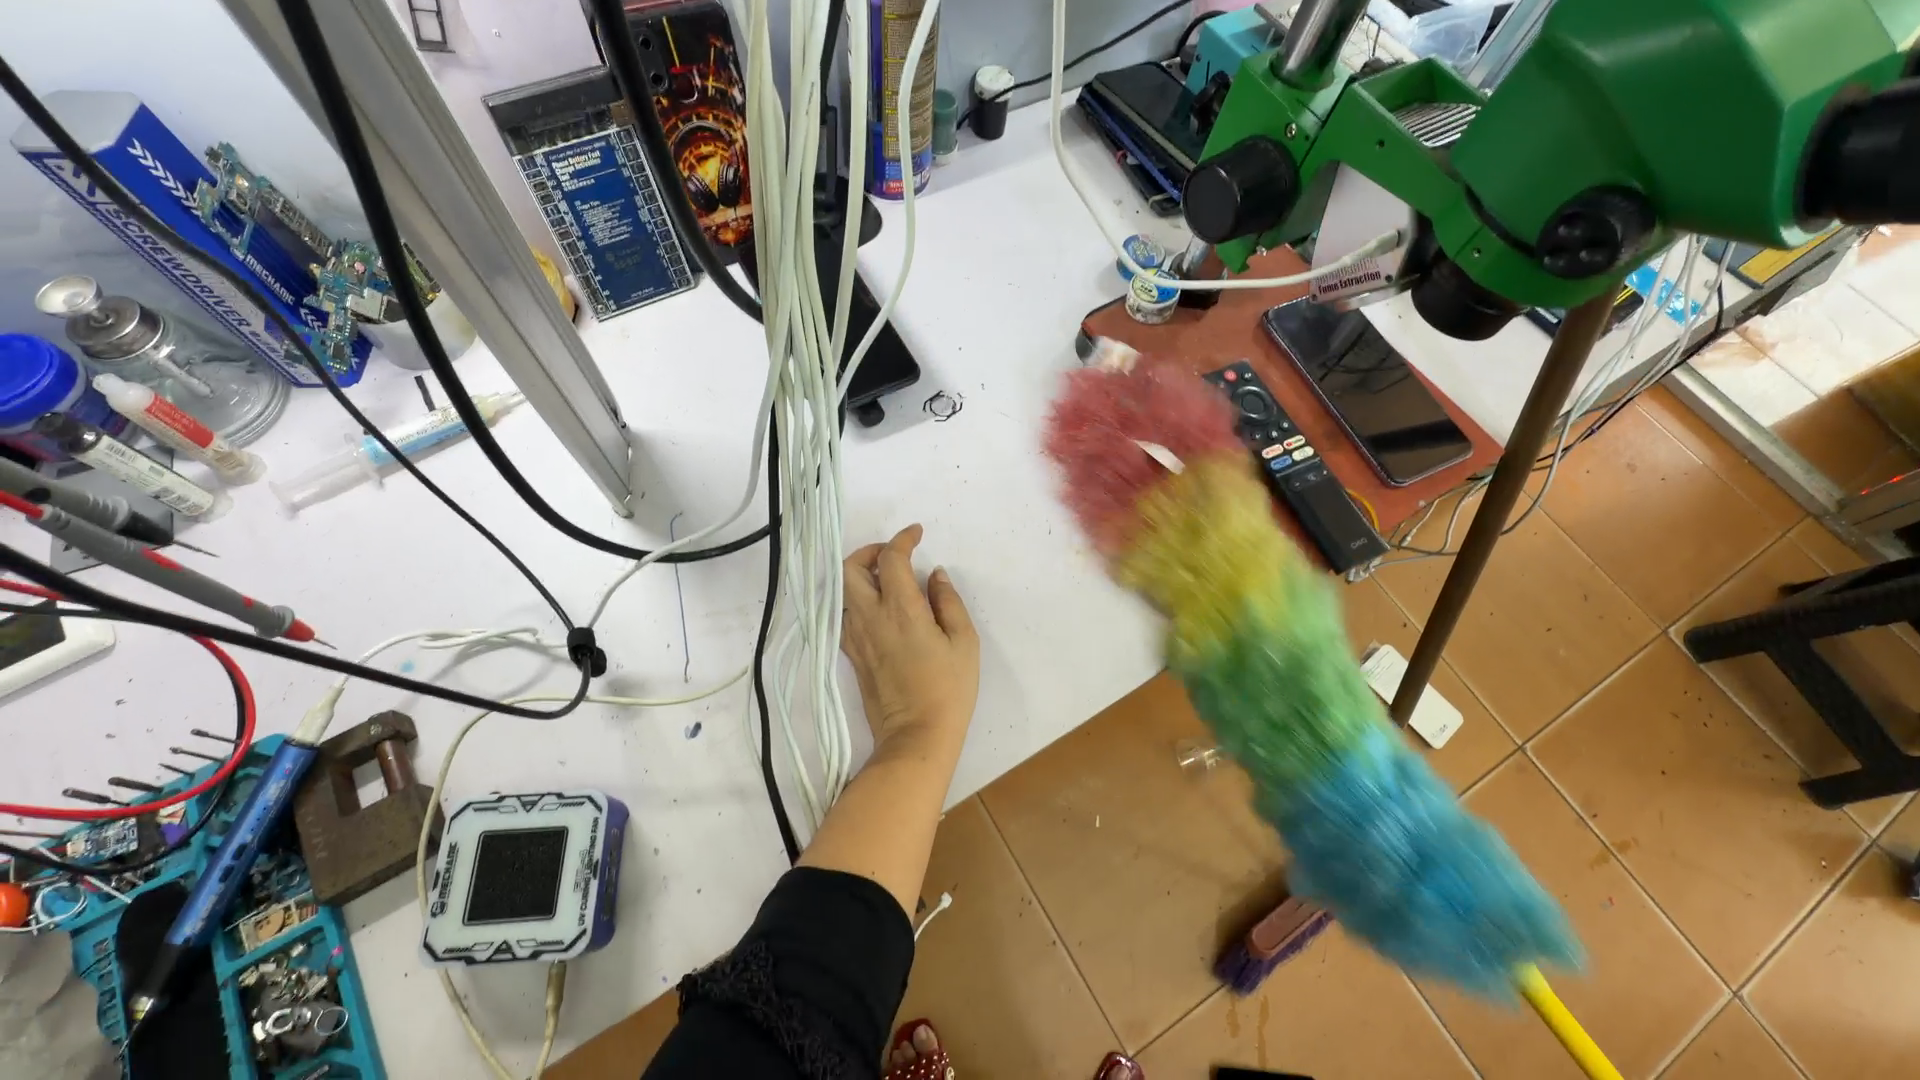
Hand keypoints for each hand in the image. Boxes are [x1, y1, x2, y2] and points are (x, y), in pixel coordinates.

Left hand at [842, 524, 979, 754]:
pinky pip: (845, 616)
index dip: (903, 539)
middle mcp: (870, 617)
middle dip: (868, 552)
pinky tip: (878, 610)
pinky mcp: (852, 655)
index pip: (891, 559)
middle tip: (892, 555)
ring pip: (843, 592)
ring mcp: (856, 637)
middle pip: (849, 569)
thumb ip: (948, 601)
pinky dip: (857, 602)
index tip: (916, 534)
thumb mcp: (964, 641)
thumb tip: (934, 575)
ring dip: (861, 577)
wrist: (916, 735)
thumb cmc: (949, 689)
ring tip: (886, 581)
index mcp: (901, 609)